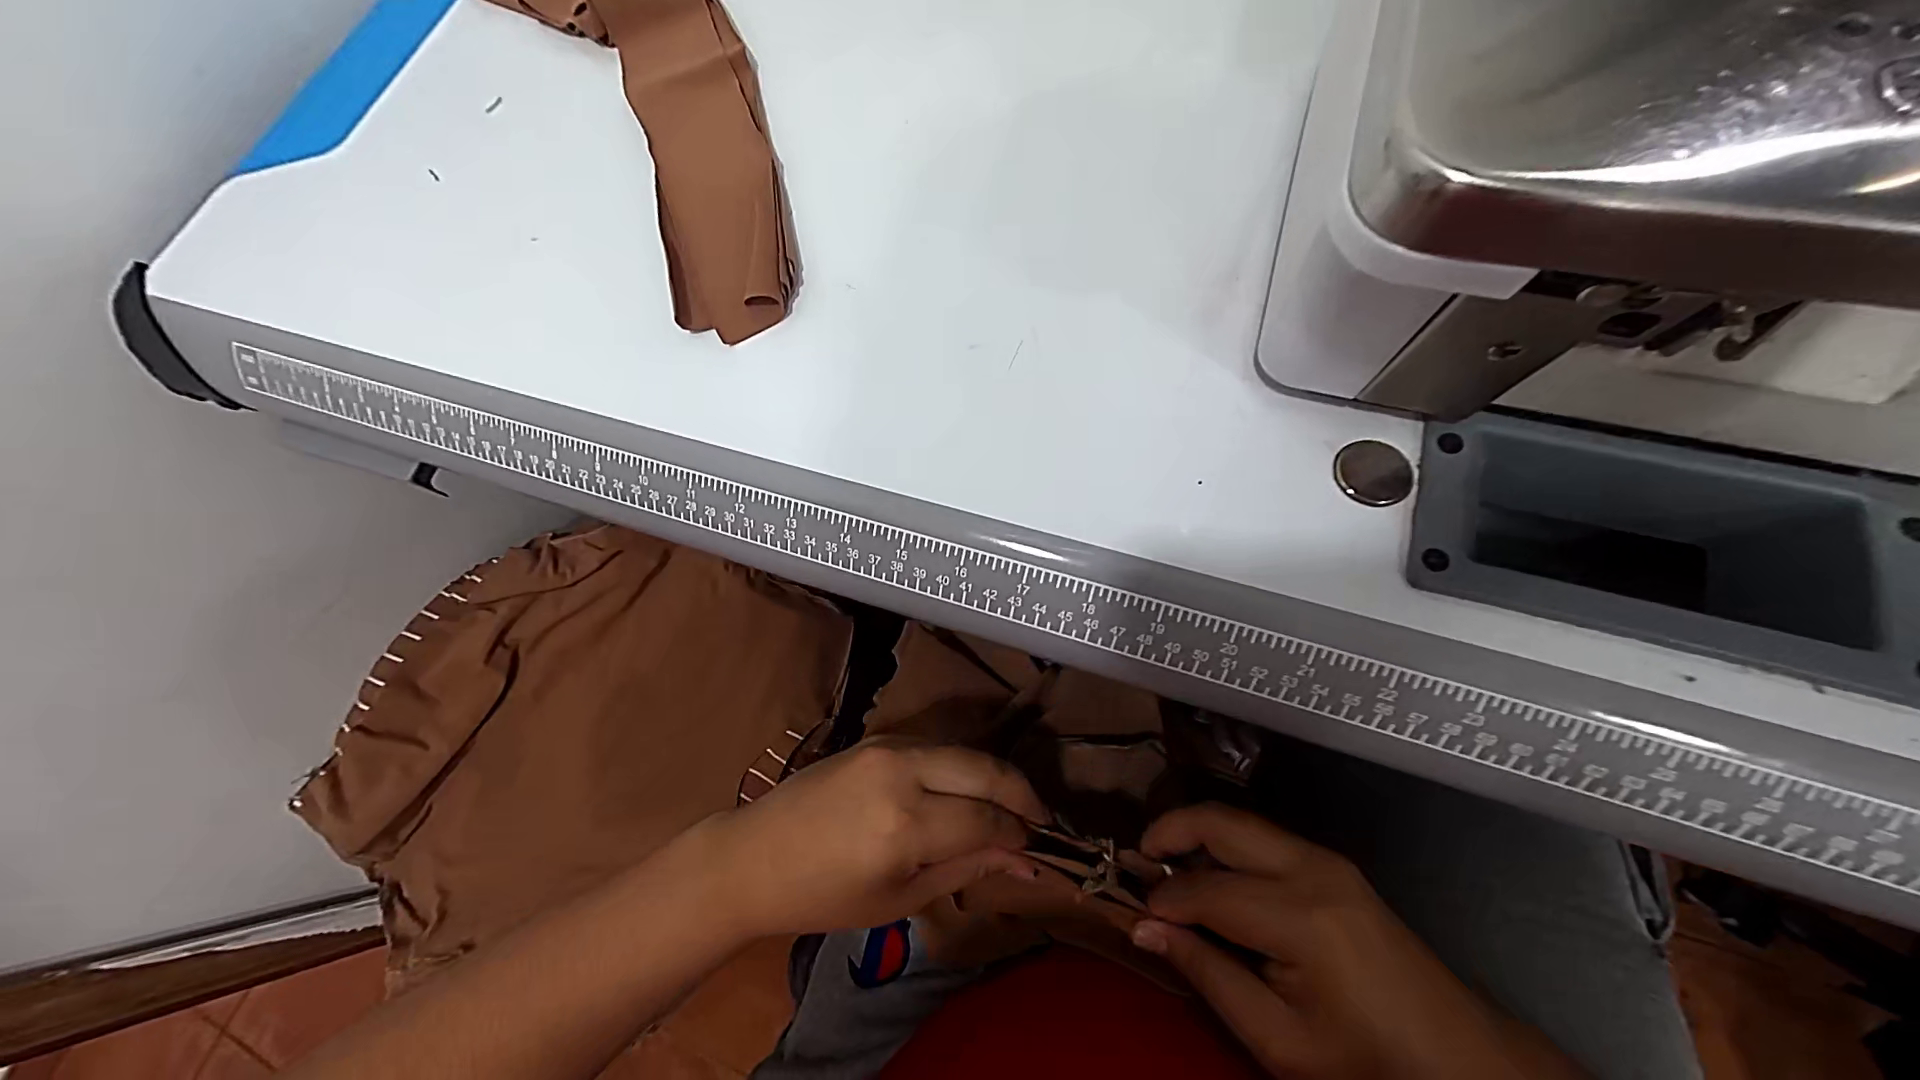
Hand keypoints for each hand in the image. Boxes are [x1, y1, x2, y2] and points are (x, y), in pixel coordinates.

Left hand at [694, 739, 1047, 937]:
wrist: (754, 856)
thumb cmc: (823, 896)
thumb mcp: (899, 898)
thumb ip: (965, 869)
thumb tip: (1025, 862)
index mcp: (904, 823)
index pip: (987, 819)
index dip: (1019, 835)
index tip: (1035, 850)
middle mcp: (902, 772)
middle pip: (986, 769)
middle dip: (1022, 794)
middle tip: (1039, 821)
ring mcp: (888, 747)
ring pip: (965, 752)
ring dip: (994, 778)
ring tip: (1008, 809)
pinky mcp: (878, 739)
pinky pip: (937, 747)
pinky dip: (961, 767)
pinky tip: (965, 792)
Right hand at [1130, 805, 1587, 1079]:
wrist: (1458, 1057)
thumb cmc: (1365, 1059)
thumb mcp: (1278, 1038)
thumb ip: (1207, 974)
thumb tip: (1143, 928)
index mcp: (1300, 917)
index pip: (1207, 890)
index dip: (1164, 900)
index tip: (1135, 914)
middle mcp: (1311, 869)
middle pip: (1220, 823)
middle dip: (1169, 830)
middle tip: (1137, 858)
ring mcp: (1326, 860)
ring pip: (1239, 821)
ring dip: (1196, 832)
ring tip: (1165, 865)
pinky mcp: (1332, 864)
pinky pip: (1262, 837)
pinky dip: (1225, 844)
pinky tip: (1212, 874)